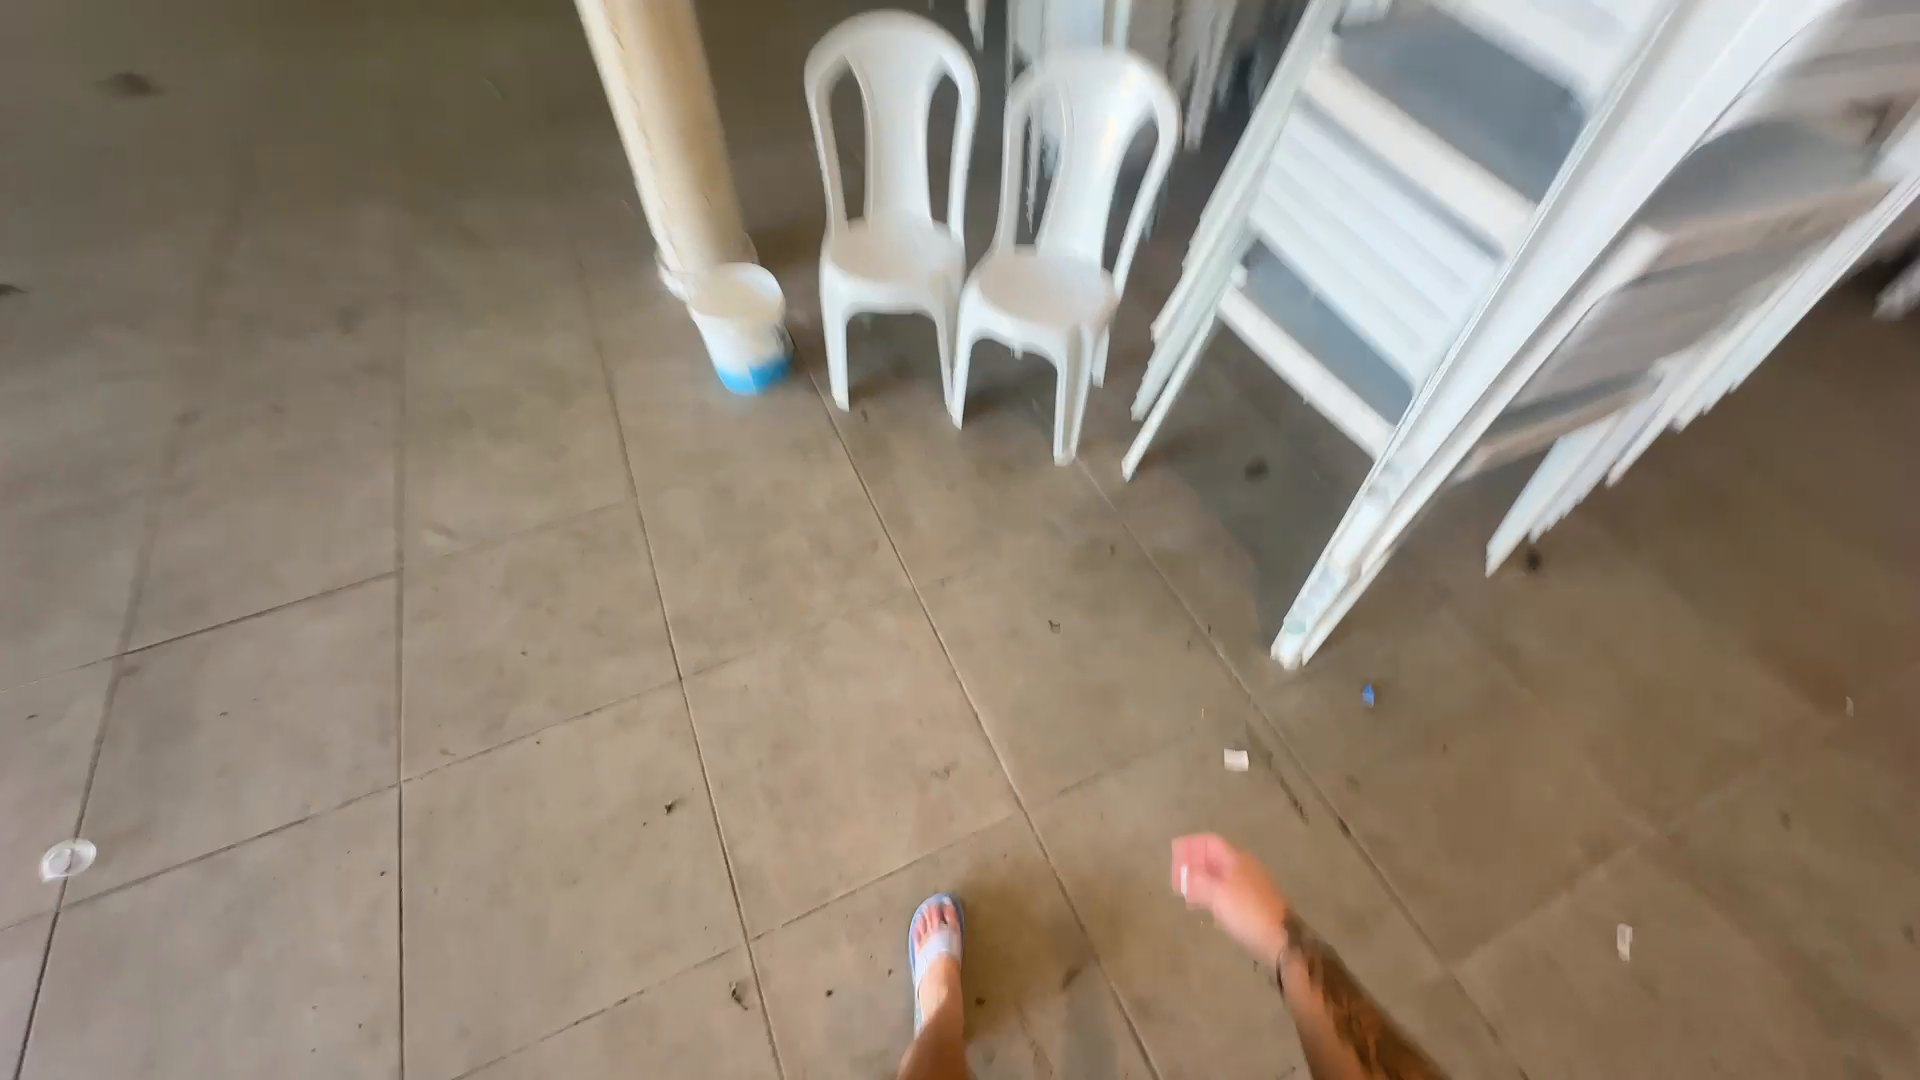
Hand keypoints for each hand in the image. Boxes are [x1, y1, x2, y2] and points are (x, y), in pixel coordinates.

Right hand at [1171, 833, 1290, 964]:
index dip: (1189, 845)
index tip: (1173, 854)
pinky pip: (1227, 891)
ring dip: (1201, 881)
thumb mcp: (1216, 893)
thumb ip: (1196, 880)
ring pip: (1220, 876)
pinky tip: (1207, 909)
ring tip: (1187, 896)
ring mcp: (1251, 886)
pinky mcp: (1255, 904)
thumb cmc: (1247, 912)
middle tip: (1177, 880)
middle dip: (1193, 865)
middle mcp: (1244, 867)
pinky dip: (1212, 894)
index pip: (1209, 841)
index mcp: (1235, 859)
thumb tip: (1184, 874)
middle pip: (1213, 857)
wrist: (1282, 942)